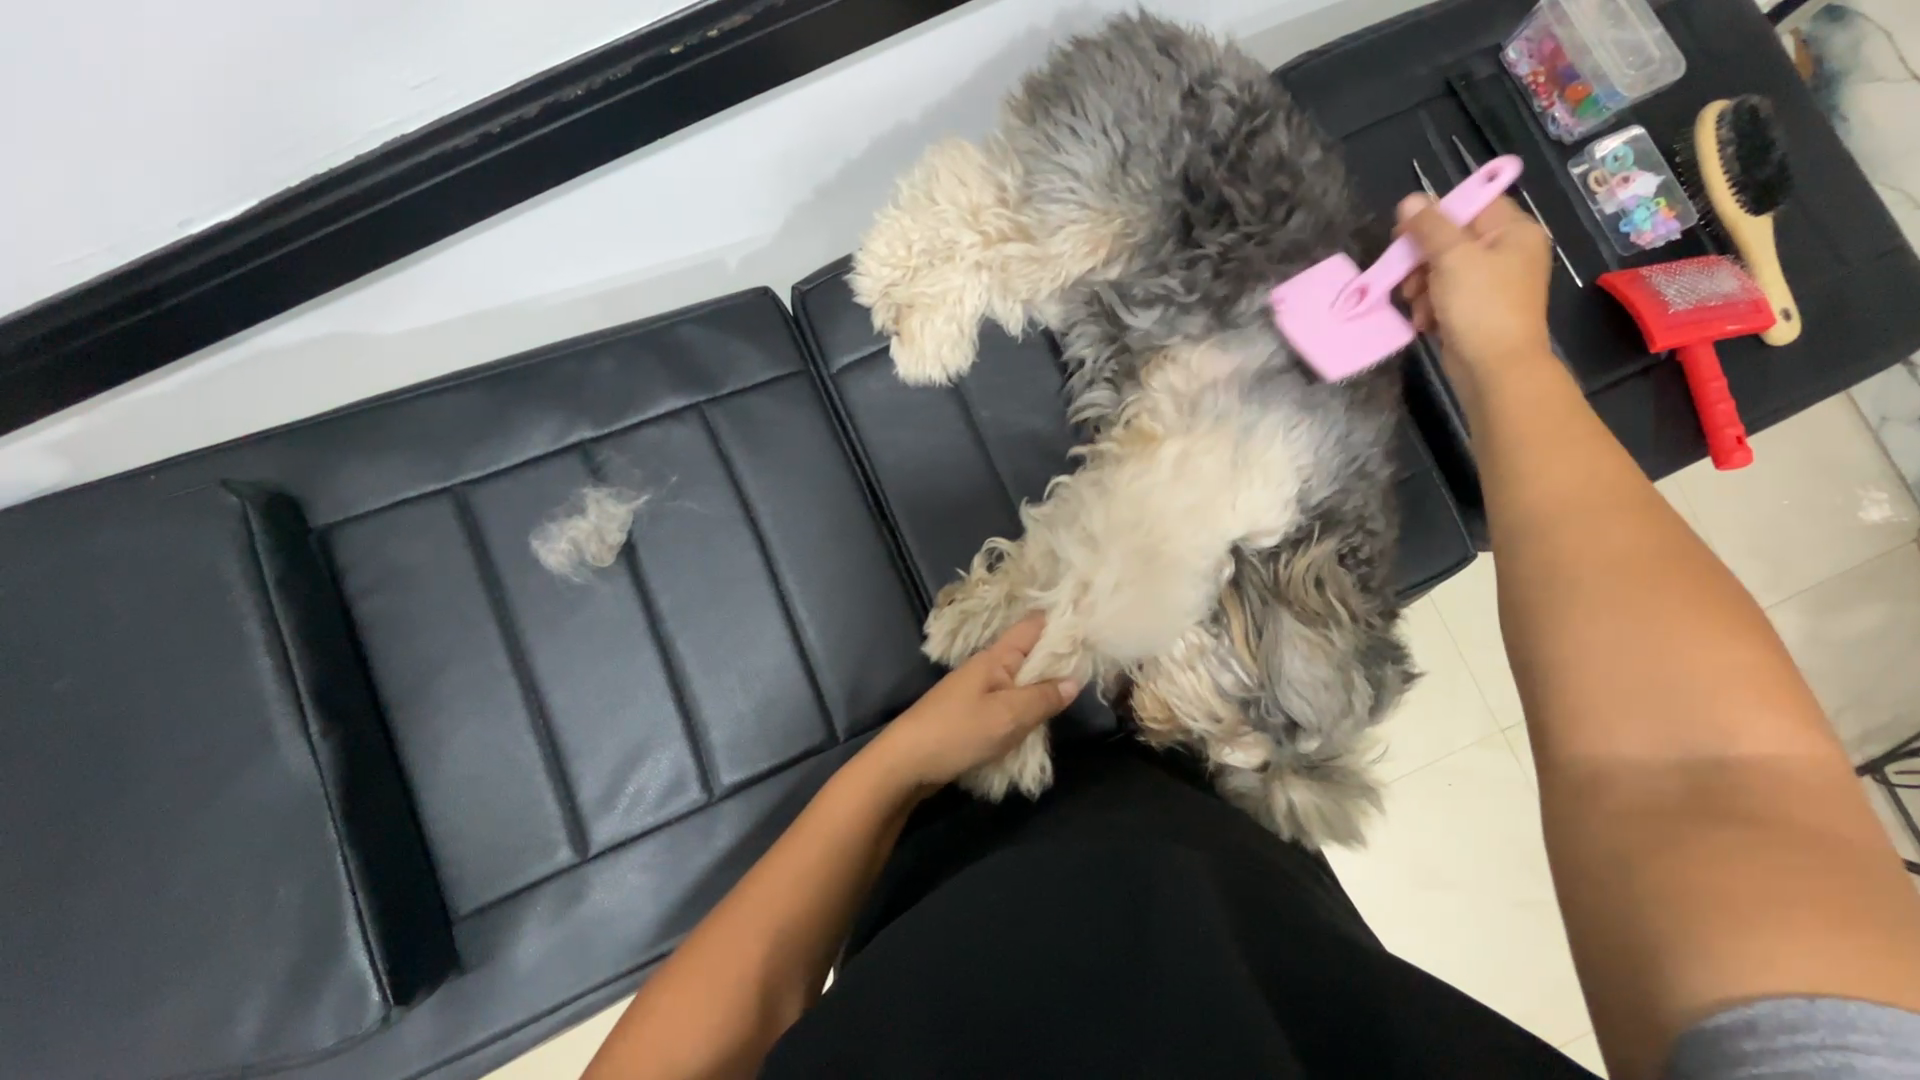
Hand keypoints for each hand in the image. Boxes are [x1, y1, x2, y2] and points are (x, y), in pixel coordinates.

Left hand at [865, 614, 1080, 794]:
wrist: (905, 763)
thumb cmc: (958, 732)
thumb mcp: (1008, 716)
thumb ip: (1044, 697)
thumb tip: (1074, 680)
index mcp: (996, 657)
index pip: (1033, 626)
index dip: (1062, 623)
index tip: (1093, 625)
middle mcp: (988, 668)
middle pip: (1031, 655)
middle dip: (1059, 660)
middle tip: (1097, 667)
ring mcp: (978, 691)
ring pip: (1021, 682)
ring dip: (1044, 689)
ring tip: (1076, 695)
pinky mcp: (972, 715)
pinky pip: (1008, 704)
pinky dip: (1026, 710)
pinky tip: (1040, 721)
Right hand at [1396, 193, 1554, 385]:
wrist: (1495, 367)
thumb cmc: (1481, 305)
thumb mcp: (1452, 258)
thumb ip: (1429, 226)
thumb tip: (1410, 200)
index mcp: (1514, 231)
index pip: (1473, 204)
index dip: (1437, 213)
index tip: (1405, 230)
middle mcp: (1507, 252)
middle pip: (1452, 238)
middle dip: (1422, 258)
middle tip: (1403, 273)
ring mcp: (1491, 283)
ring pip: (1442, 269)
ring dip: (1421, 285)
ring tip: (1416, 303)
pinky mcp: (1475, 309)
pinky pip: (1444, 295)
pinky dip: (1429, 305)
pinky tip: (1424, 319)